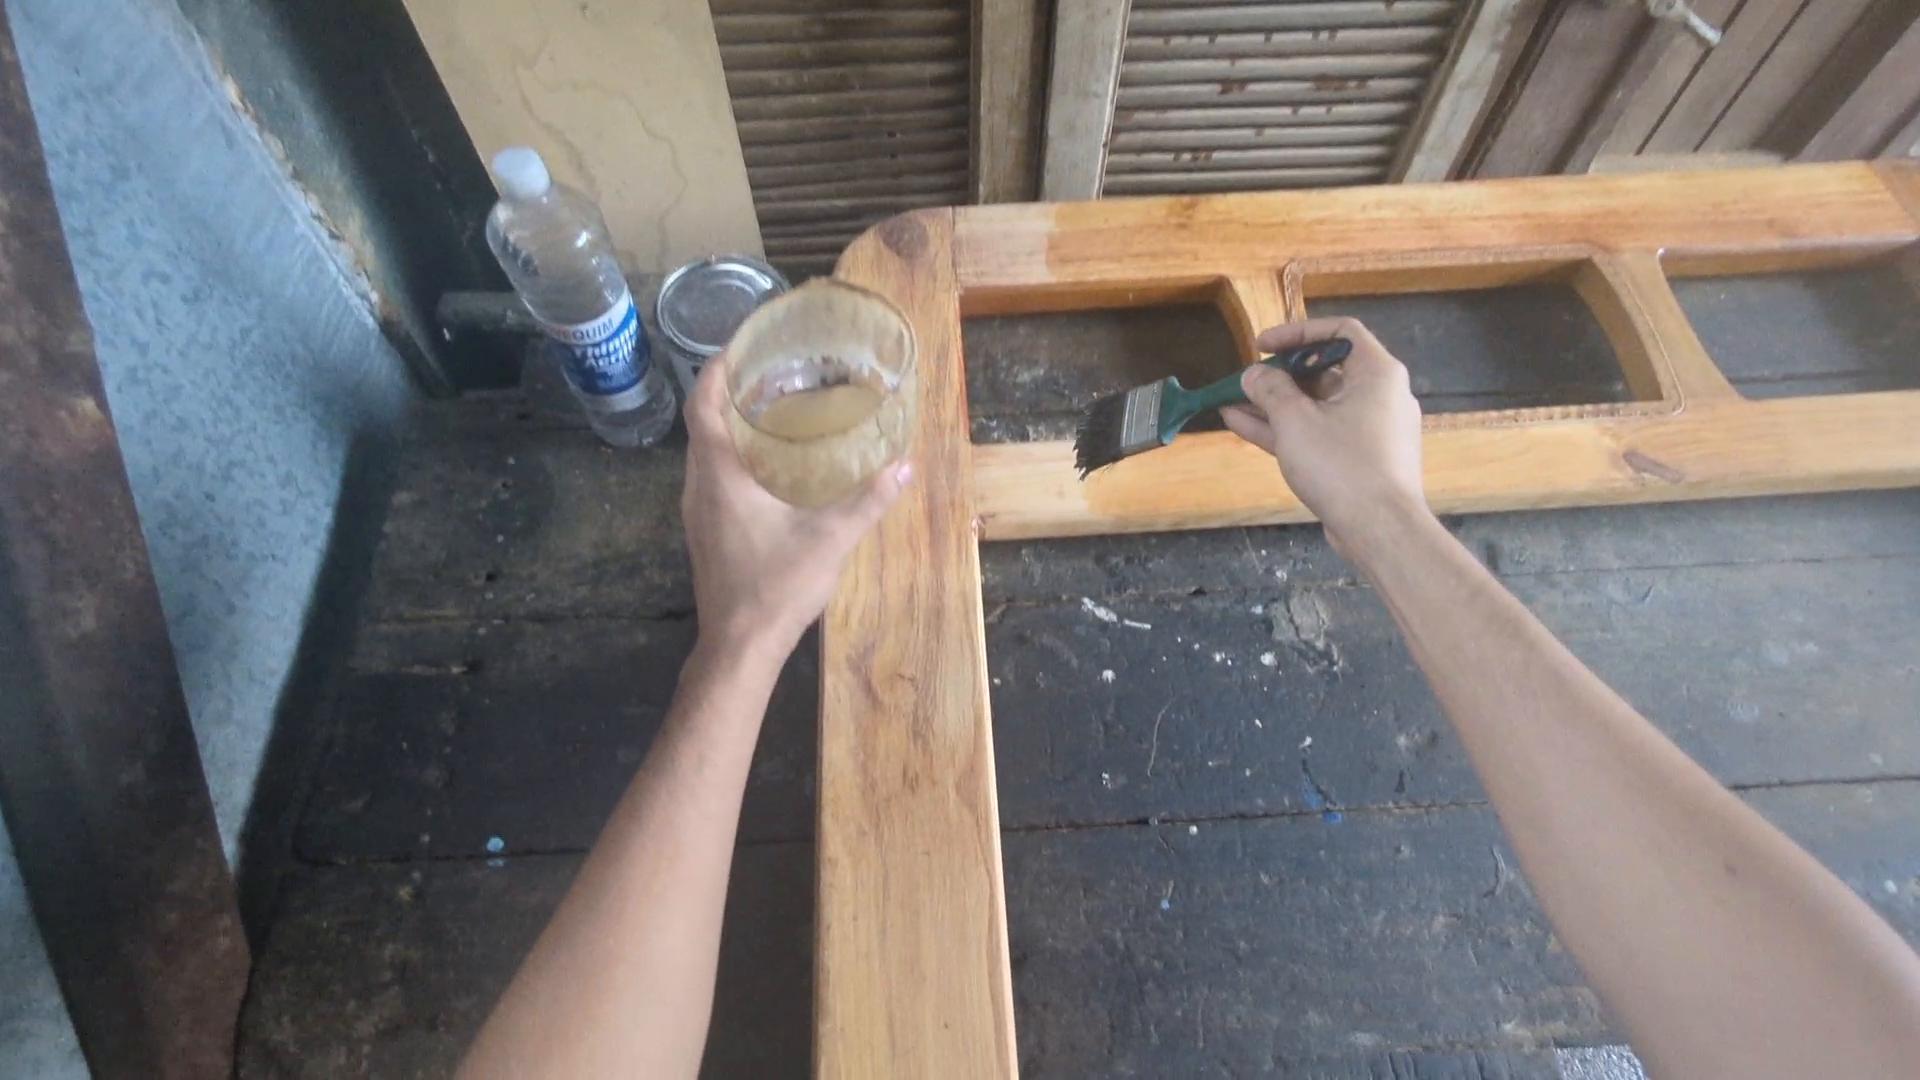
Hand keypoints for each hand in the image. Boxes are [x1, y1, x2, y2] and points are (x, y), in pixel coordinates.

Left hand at [680, 352, 911, 658]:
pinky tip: (768, 467)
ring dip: (729, 428)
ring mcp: (697, 513)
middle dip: (729, 395)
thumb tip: (904, 467)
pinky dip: (732, 458)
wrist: (739, 646)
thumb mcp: (830, 540)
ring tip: (771, 412)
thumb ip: (867, 502)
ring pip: (706, 454)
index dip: (715, 372)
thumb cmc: (776, 587)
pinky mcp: (705, 532)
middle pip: (703, 426)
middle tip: (770, 375)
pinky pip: (712, 478)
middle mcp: (699, 488)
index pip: (703, 407)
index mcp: (720, 477)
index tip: (738, 347)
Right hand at [1220, 317, 1426, 554]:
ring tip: (1231, 403)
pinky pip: (1317, 432)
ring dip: (1273, 404)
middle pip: (1323, 371)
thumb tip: (1253, 375)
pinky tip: (1242, 425)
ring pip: (1315, 406)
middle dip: (1278, 376)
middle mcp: (1378, 396)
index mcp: (1376, 374)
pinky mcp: (1356, 458)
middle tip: (1245, 381)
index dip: (1297, 333)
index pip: (1340, 332)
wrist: (1378, 527)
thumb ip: (1270, 391)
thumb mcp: (1296, 421)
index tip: (1261, 346)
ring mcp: (1367, 430)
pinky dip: (1284, 428)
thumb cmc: (1341, 464)